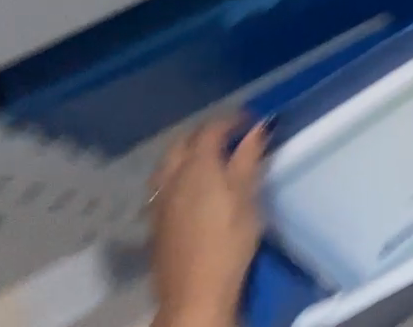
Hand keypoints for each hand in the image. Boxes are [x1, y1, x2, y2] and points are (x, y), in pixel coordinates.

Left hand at [149, 115, 269, 326]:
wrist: (195, 292)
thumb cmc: (229, 240)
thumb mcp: (247, 196)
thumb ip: (249, 159)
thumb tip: (256, 128)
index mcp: (198, 167)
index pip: (210, 130)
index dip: (231, 119)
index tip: (252, 120)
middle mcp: (172, 179)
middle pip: (182, 143)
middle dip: (205, 132)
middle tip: (231, 135)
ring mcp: (159, 201)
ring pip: (168, 163)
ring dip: (188, 152)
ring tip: (211, 158)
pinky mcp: (155, 222)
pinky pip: (163, 184)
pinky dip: (178, 173)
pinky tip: (194, 187)